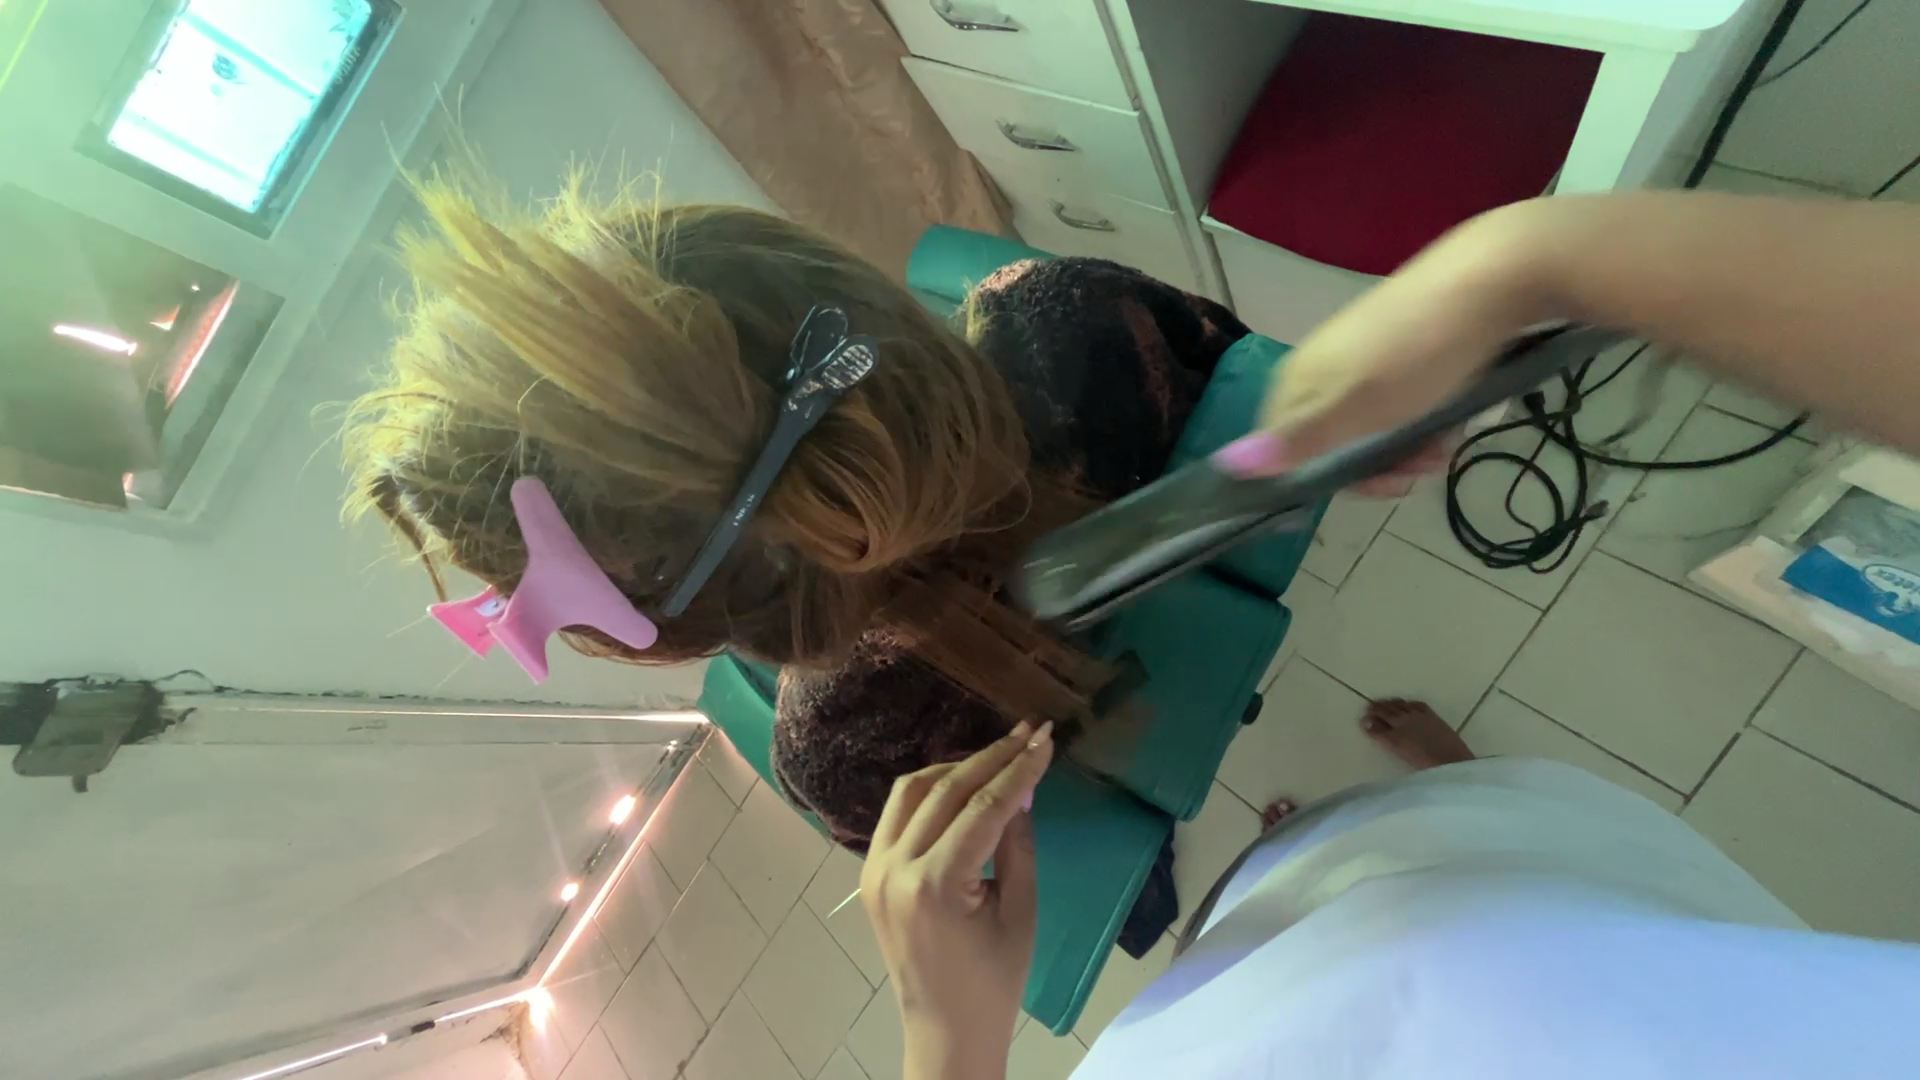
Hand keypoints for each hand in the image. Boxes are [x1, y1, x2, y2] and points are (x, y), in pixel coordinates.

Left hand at [863, 721, 1054, 1079]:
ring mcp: (873, 868)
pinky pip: (899, 812)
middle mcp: (894, 867)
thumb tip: (1020, 787)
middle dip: (992, 756)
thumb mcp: (1020, 911)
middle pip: (946, 788)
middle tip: (1028, 733)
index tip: (1045, 738)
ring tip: (998, 758)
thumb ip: (1017, 842)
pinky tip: (961, 784)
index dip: (1018, 768)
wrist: (945, 1033)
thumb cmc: (995, 981)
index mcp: (934, 885)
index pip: (983, 806)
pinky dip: (930, 789)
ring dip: (957, 767)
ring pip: (913, 789)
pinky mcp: (869, 871)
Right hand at [1213, 201, 1556, 489]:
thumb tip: (1226, 464)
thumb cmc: (1416, 353)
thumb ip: (1294, 440)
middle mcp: (1315, 372)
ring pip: (1364, 426)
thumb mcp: (1354, 409)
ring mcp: (1354, 358)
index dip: (1323, 477)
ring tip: (1445, 448)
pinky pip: (1392, 402)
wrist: (1492, 277)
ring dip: (1405, 448)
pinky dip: (1419, 420)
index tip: (1374, 485)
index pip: (1283, 450)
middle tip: (1421, 469)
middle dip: (1375, 465)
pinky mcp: (1391, 348)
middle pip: (1327, 442)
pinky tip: (1449, 422)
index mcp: (1295, 384)